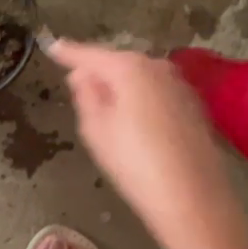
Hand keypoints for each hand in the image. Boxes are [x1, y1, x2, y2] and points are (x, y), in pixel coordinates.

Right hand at [48, 41, 235, 246]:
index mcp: (129, 69)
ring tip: (104, 99)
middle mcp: (157, 68)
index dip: (68, 52)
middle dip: (98, 69)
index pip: (90, 54)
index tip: (52, 46)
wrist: (195, 201)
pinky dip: (141, 95)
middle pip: (118, 61)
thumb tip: (82, 75)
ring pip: (140, 75)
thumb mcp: (95, 130)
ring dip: (121, 83)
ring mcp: (180, 85)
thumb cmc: (136, 165)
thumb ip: (85, 94)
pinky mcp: (195, 105)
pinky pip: (157, 90)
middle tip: (77, 81)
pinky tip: (134, 115)